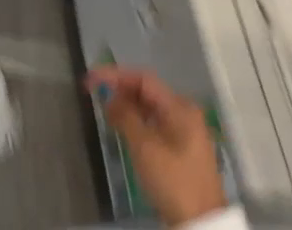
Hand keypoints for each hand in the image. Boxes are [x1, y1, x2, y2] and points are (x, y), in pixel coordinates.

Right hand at [87, 67, 228, 227]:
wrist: (201, 222)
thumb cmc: (172, 180)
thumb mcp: (144, 146)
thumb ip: (125, 116)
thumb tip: (110, 96)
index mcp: (180, 108)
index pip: (143, 80)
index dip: (115, 75)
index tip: (91, 79)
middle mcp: (185, 114)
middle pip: (148, 92)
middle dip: (121, 90)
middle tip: (94, 95)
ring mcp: (185, 131)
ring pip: (151, 109)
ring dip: (127, 107)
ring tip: (105, 112)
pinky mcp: (181, 148)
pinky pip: (155, 124)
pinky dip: (137, 122)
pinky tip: (123, 128)